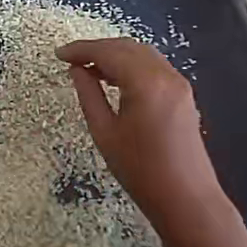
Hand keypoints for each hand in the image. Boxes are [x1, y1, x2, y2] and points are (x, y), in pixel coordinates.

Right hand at [57, 38, 221, 221]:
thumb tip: (77, 70)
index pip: (108, 53)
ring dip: (114, 55)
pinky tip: (113, 79)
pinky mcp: (183, 94)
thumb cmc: (140, 170)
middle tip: (71, 60)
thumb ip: (89, 95)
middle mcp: (166, 75)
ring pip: (142, 54)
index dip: (81, 50)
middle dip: (97, 49)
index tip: (59, 54)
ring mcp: (178, 83)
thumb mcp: (104, 132)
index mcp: (145, 82)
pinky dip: (131, 65)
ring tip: (88, 69)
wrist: (186, 199)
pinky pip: (153, 67)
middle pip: (127, 47)